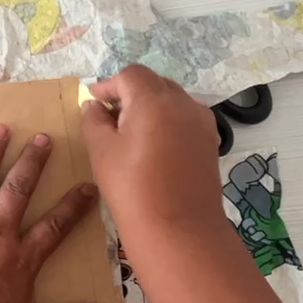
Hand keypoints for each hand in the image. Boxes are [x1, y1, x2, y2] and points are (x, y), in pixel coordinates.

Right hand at [81, 65, 223, 234]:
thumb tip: (95, 106)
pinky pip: (184, 119)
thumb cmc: (130, 185)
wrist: (177, 227)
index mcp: (154, 100)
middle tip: (109, 118)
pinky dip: (165, 122)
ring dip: (149, 107)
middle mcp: (184, 103)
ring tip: (130, 134)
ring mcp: (202, 122)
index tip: (93, 102)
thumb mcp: (99, 149)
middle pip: (154, 84)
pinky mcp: (210, 141)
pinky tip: (152, 148)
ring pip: (171, 100)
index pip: (130, 75)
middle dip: (130, 93)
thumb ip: (93, 120)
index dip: (109, 85)